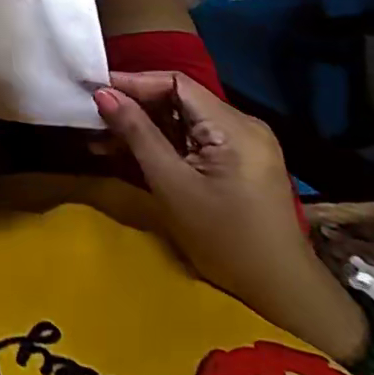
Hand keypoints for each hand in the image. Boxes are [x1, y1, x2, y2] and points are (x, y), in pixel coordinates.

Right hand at [94, 71, 366, 360]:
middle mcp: (243, 123)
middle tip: (94, 116)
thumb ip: (138, 135)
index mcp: (233, 125)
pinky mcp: (241, 161)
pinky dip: (166, 143)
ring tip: (104, 137)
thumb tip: (103, 93)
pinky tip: (135, 152)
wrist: (279, 292)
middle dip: (136, 106)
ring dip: (147, 126)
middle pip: (181, 99)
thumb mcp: (173, 186)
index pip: (176, 82)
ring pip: (186, 120)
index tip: (95, 90)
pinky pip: (197, 139)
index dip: (134, 82)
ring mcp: (245, 142)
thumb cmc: (224, 240)